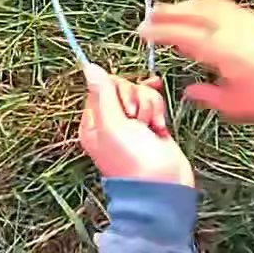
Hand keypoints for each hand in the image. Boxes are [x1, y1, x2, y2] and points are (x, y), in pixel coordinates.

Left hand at [79, 65, 193, 185]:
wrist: (164, 186)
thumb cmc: (133, 161)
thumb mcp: (112, 125)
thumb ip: (103, 93)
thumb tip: (89, 66)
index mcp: (94, 122)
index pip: (102, 86)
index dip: (117, 91)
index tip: (126, 109)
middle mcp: (110, 120)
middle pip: (123, 86)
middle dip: (136, 99)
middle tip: (137, 121)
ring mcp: (131, 122)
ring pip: (141, 92)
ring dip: (149, 106)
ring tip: (150, 128)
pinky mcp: (150, 123)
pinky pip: (153, 101)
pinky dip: (158, 111)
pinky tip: (159, 127)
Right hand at [138, 0, 253, 122]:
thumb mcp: (234, 105)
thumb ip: (207, 95)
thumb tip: (190, 91)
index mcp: (216, 47)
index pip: (179, 34)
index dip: (158, 32)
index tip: (142, 32)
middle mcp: (227, 27)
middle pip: (190, 11)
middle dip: (167, 12)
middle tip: (150, 16)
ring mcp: (243, 19)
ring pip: (207, 4)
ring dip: (186, 5)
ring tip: (174, 11)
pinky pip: (223, 5)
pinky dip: (205, 5)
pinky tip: (205, 12)